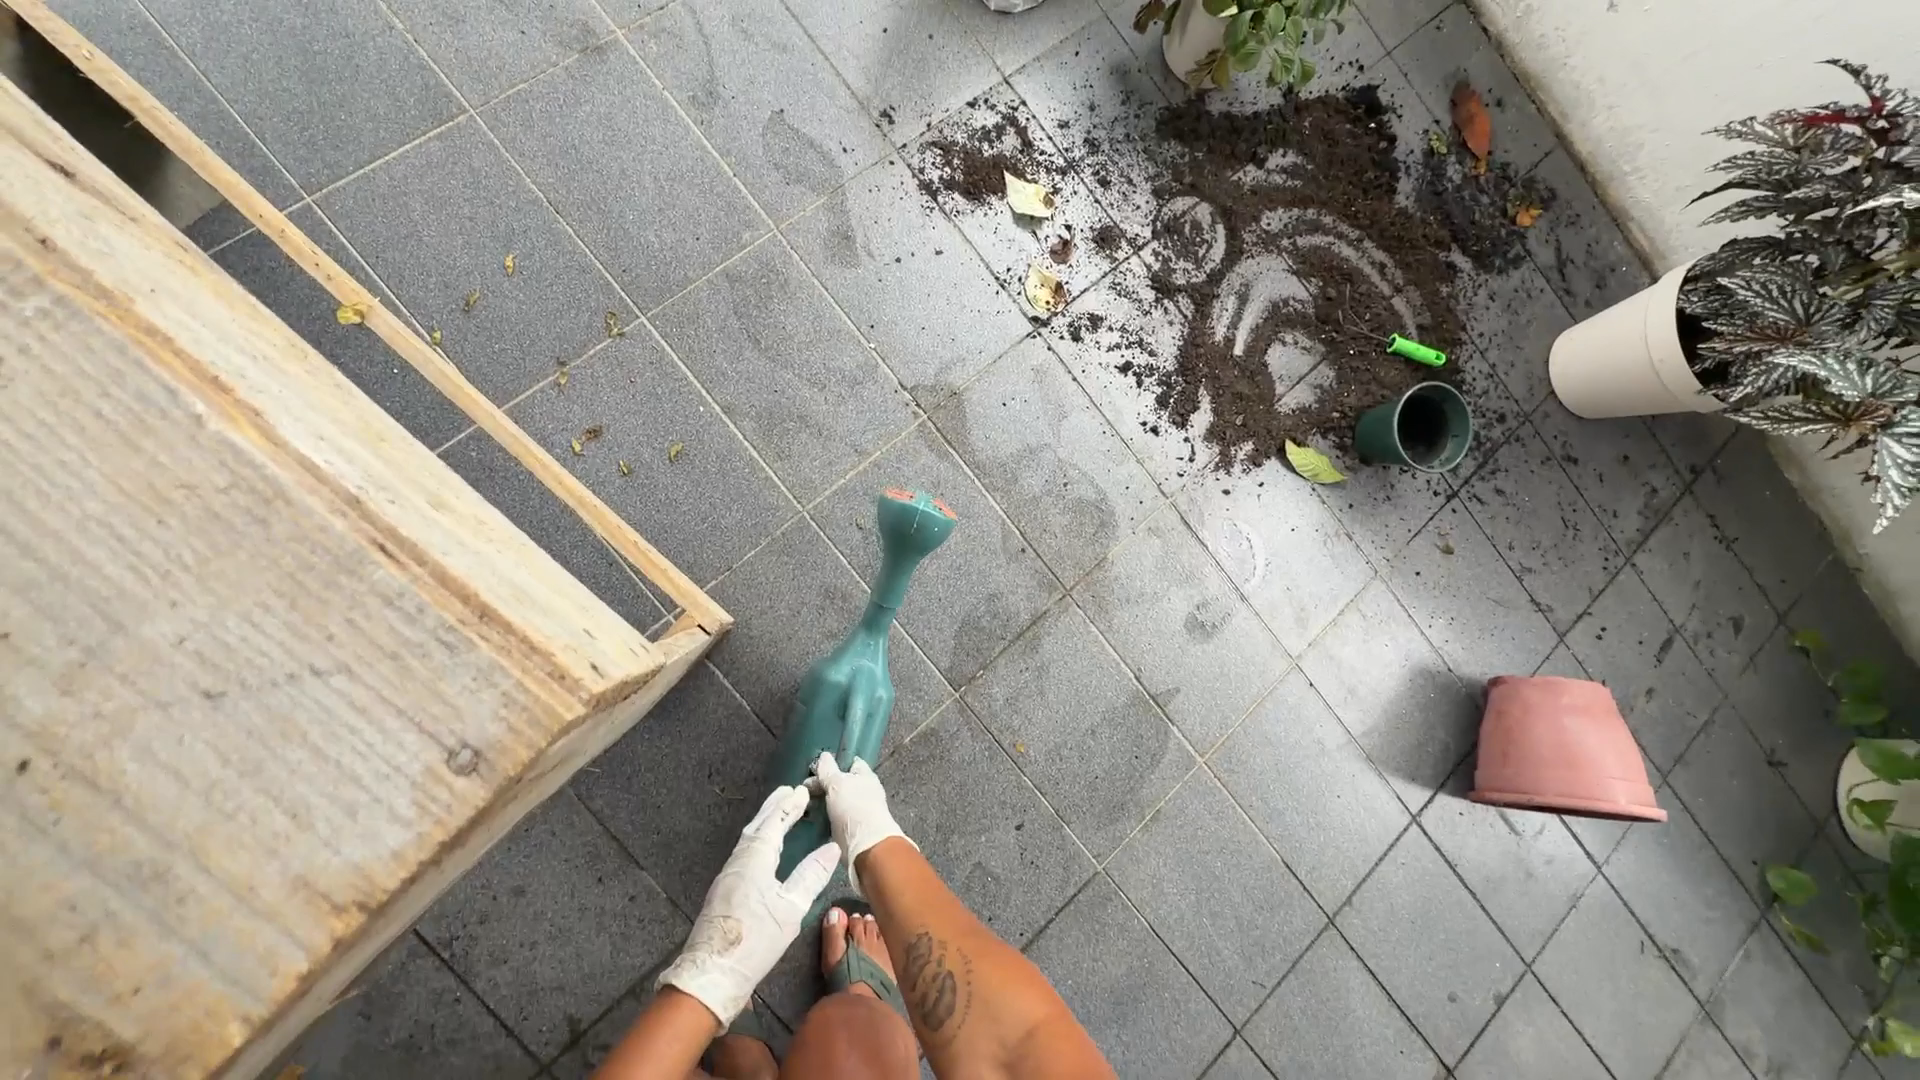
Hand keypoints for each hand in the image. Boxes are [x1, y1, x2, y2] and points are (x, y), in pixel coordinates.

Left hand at [657, 786, 839, 1024]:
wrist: (711, 976)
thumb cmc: (755, 940)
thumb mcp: (791, 908)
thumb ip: (811, 876)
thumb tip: (831, 848)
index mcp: (755, 859)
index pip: (775, 823)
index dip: (789, 807)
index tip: (803, 792)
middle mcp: (739, 861)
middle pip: (758, 826)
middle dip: (773, 807)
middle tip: (788, 792)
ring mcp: (728, 875)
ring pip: (749, 839)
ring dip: (764, 822)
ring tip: (778, 812)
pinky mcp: (724, 890)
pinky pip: (744, 851)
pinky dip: (758, 838)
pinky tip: (763, 848)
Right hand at [809, 753, 912, 890]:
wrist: (865, 846)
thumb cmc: (854, 808)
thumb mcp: (837, 783)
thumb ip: (828, 770)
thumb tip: (823, 756)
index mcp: (866, 776)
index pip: (850, 762)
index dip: (834, 763)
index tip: (815, 767)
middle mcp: (864, 792)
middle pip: (841, 783)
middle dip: (824, 785)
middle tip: (803, 789)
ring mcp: (857, 811)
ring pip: (835, 801)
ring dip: (821, 802)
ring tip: (802, 804)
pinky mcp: (849, 830)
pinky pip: (832, 819)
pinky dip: (822, 818)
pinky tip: (809, 819)